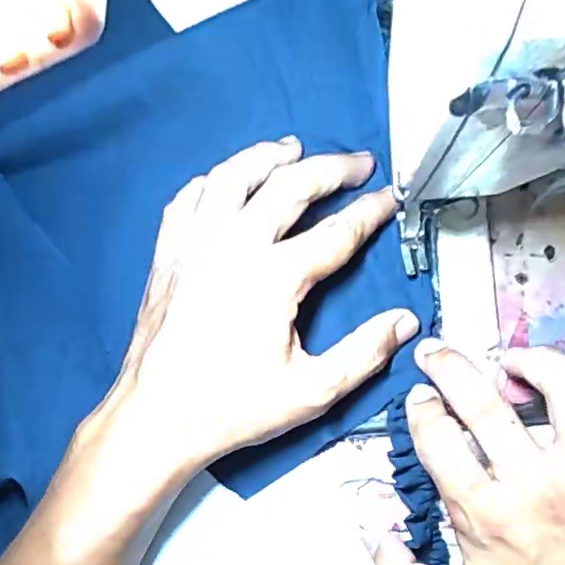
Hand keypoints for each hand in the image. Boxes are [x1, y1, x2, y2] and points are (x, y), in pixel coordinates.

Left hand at [95, 138, 418, 475]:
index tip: (388, 199)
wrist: (159, 416)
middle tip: (356, 164)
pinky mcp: (169, 254)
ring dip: (269, 156)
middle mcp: (234, 246)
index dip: (369, 212)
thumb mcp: (312, 390)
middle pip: (289, 186)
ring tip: (293, 148)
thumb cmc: (233, 407)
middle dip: (330, 169)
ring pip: (234, 176)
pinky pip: (191, 196)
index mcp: (274, 277)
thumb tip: (404, 324)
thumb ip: (364, 353)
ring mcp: (196, 244)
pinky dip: (214, 179)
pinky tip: (226, 180)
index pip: (336, 232)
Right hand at [372, 343, 564, 564]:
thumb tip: (373, 533)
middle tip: (438, 352)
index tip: (419, 399)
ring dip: (541, 360)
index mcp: (485, 515)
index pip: (439, 441)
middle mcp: (537, 482)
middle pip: (486, 403)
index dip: (422, 411)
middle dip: (452, 367)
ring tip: (518, 358)